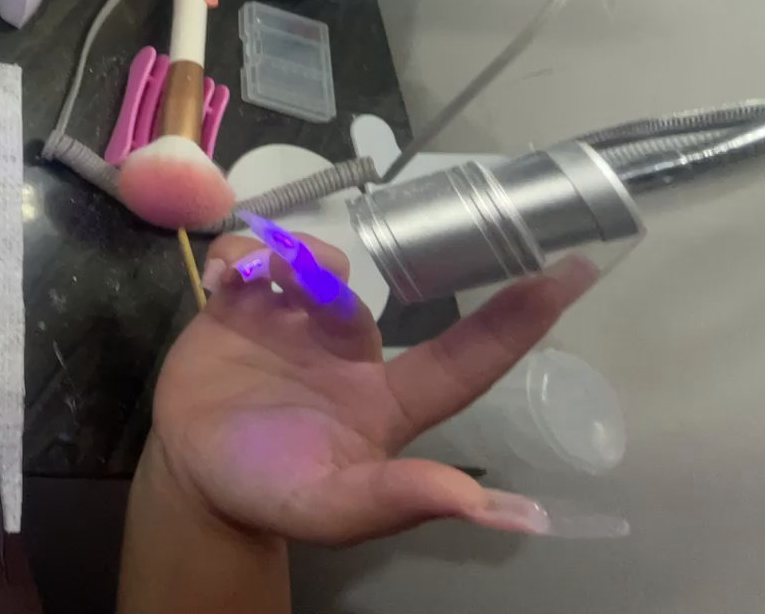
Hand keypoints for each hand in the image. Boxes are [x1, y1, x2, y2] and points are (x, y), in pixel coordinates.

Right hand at [149, 228, 598, 545]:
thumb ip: (394, 500)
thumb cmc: (268, 490)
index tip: (569, 272)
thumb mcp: (331, 509)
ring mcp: (285, 325)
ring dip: (283, 256)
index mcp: (383, 399)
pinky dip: (234, 255)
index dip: (513, 320)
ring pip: (302, 266)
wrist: (195, 469)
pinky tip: (218, 278)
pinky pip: (243, 263)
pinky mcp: (235, 310)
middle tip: (289, 274)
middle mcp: (340, 352)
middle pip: (353, 296)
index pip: (460, 358)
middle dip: (325, 273)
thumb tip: (490, 505)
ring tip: (248, 274)